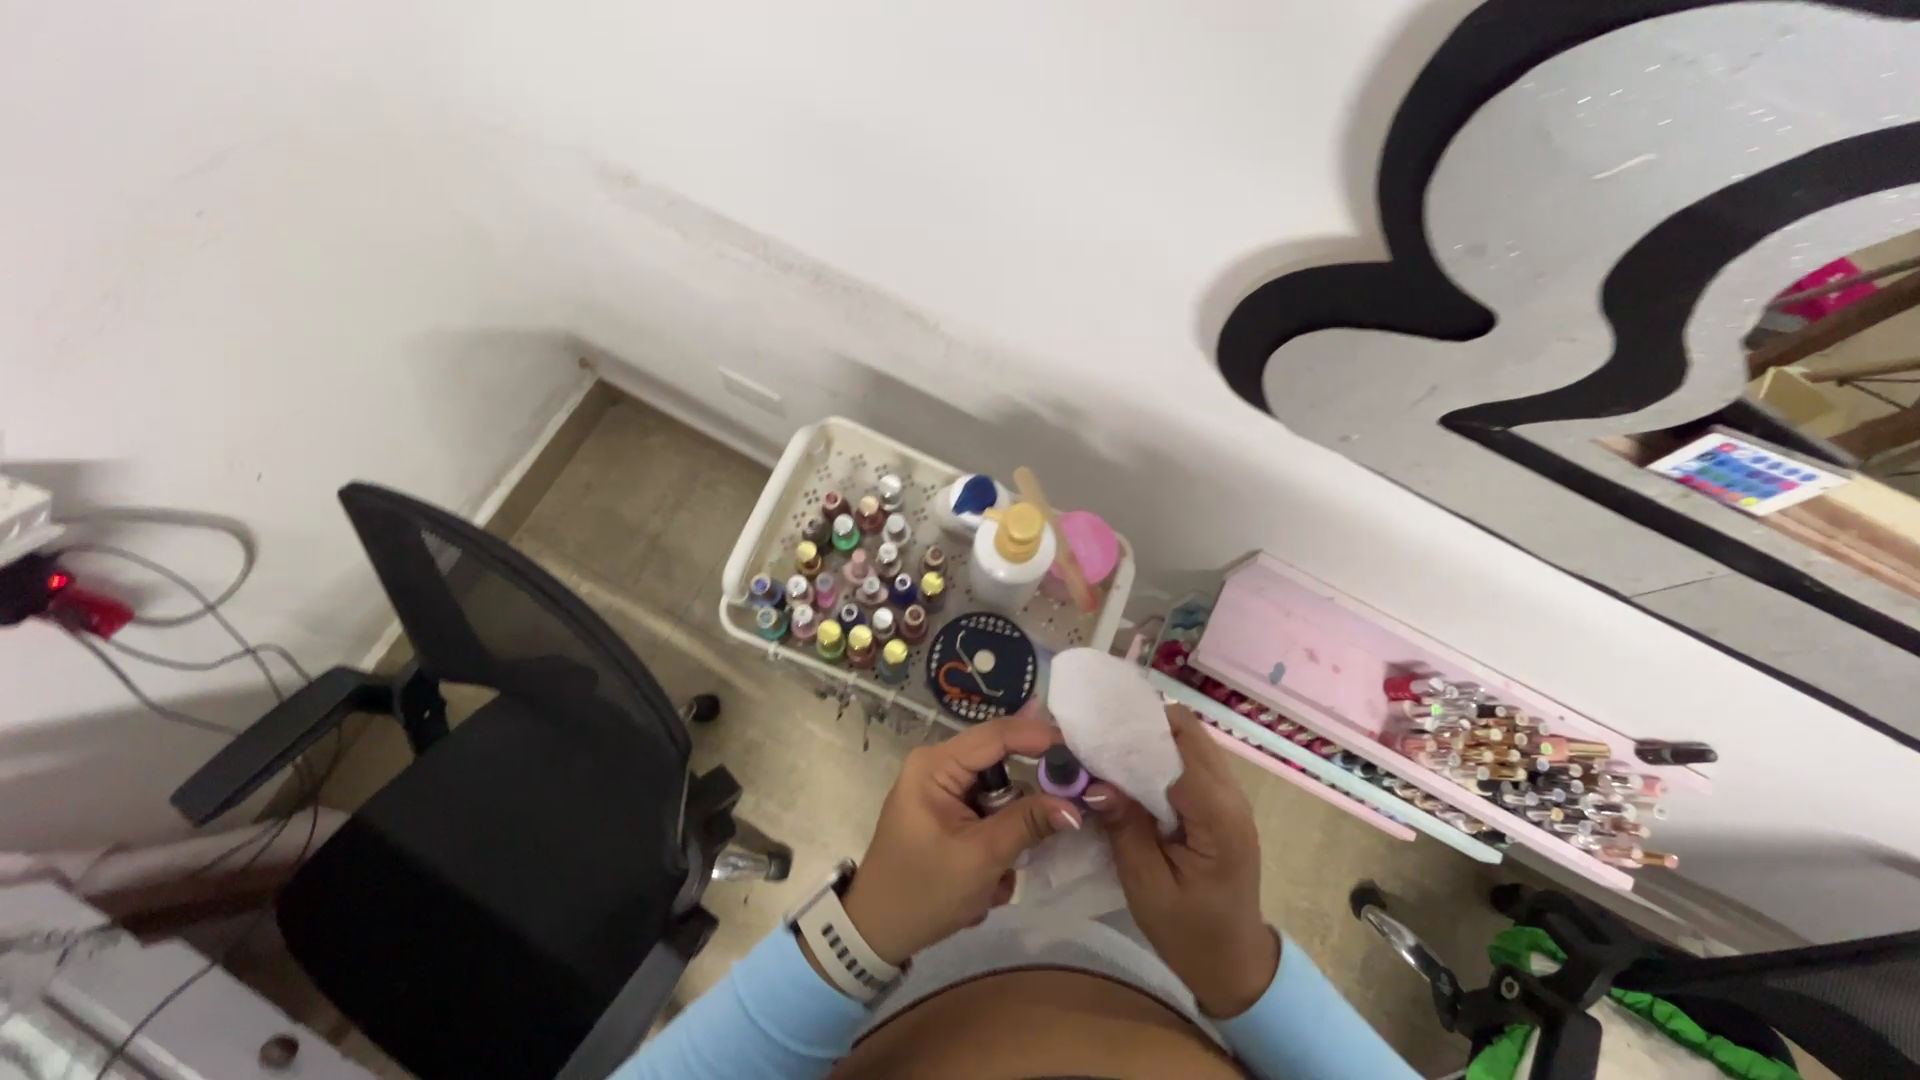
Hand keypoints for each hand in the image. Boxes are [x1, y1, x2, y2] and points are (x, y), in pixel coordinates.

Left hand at [839, 702, 1081, 965]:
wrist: (877, 933)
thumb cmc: (923, 891)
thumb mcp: (981, 857)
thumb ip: (1028, 823)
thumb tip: (1077, 805)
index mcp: (935, 765)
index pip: (997, 735)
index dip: (1041, 738)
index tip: (1080, 754)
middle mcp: (938, 767)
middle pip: (1003, 763)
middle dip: (1027, 800)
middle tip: (1065, 814)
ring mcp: (944, 791)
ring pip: (1001, 795)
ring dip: (1011, 834)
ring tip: (1001, 874)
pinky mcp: (950, 815)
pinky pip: (989, 816)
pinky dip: (998, 846)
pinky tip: (987, 884)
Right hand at [1085, 703, 1277, 1017]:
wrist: (1233, 964)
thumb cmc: (1189, 933)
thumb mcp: (1146, 887)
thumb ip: (1125, 829)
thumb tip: (1095, 781)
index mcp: (1219, 817)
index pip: (1178, 747)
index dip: (1135, 735)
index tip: (1092, 736)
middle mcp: (1233, 796)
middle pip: (1188, 731)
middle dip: (1141, 727)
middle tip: (1096, 741)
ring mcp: (1232, 797)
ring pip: (1190, 741)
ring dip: (1150, 740)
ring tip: (1108, 754)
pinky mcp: (1222, 804)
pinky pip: (1192, 761)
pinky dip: (1160, 757)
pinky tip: (1130, 775)